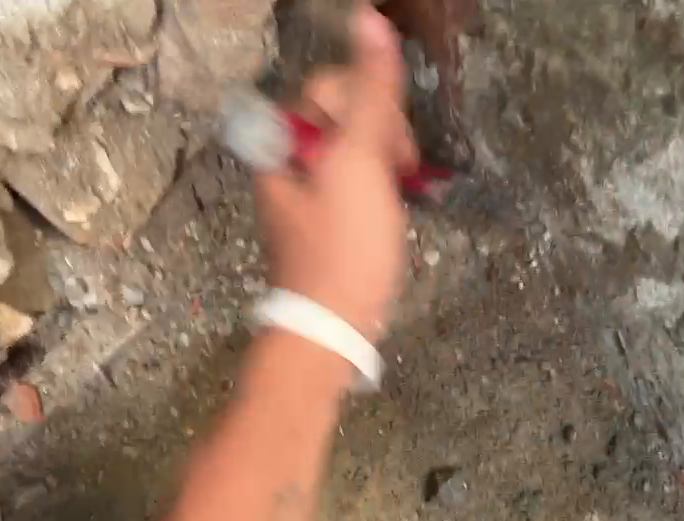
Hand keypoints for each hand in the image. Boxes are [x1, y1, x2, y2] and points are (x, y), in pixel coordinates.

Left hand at [253, 8, 415, 341]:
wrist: (330, 327)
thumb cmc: (343, 249)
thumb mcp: (359, 162)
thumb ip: (369, 92)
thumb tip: (368, 20)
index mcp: (281, 142)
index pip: (328, 87)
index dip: (369, 105)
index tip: (394, 144)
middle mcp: (283, 165)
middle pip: (339, 121)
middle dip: (379, 139)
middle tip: (401, 173)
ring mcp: (299, 200)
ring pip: (350, 158)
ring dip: (382, 170)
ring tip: (397, 201)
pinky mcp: (318, 230)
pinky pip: (350, 193)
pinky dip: (374, 198)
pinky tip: (387, 220)